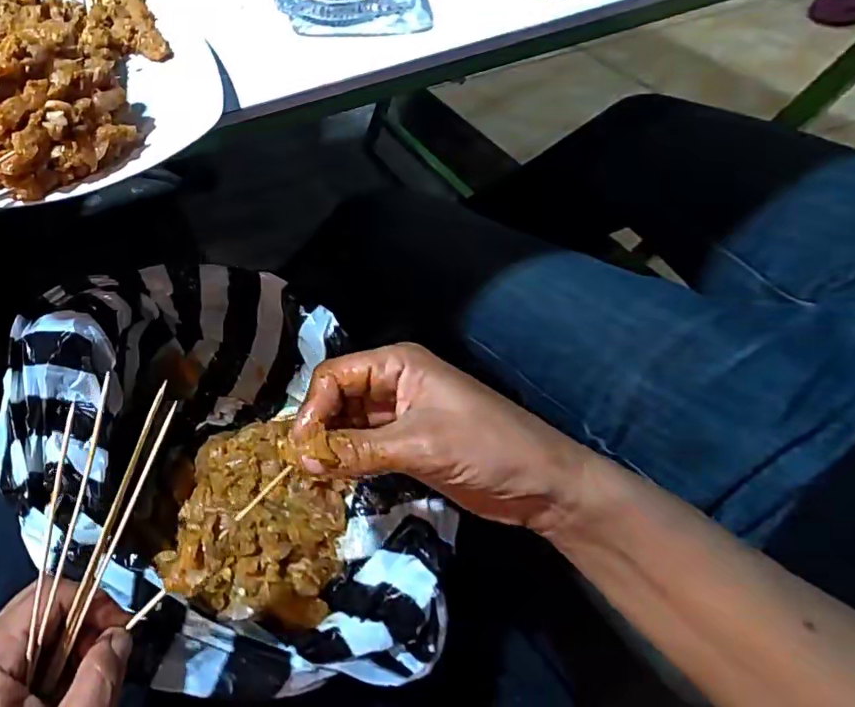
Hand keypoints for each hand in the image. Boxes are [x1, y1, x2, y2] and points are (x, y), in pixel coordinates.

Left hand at [0, 578, 132, 706]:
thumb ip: (96, 678)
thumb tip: (120, 636)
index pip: (48, 592)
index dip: (91, 601)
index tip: (125, 626)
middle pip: (45, 613)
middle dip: (86, 630)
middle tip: (118, 658)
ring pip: (43, 641)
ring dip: (77, 656)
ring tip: (101, 685)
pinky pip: (34, 667)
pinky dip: (62, 676)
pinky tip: (79, 697)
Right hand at [291, 342, 593, 536]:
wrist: (553, 491)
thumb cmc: (489, 449)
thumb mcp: (420, 446)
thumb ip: (359, 450)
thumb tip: (305, 459)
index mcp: (395, 364)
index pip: (335, 376)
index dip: (314, 406)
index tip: (300, 441)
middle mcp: (391, 381)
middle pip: (336, 397)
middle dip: (319, 426)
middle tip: (302, 459)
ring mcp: (397, 412)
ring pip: (346, 421)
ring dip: (330, 444)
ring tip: (314, 469)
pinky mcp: (404, 441)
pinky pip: (363, 443)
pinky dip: (347, 457)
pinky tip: (334, 473)